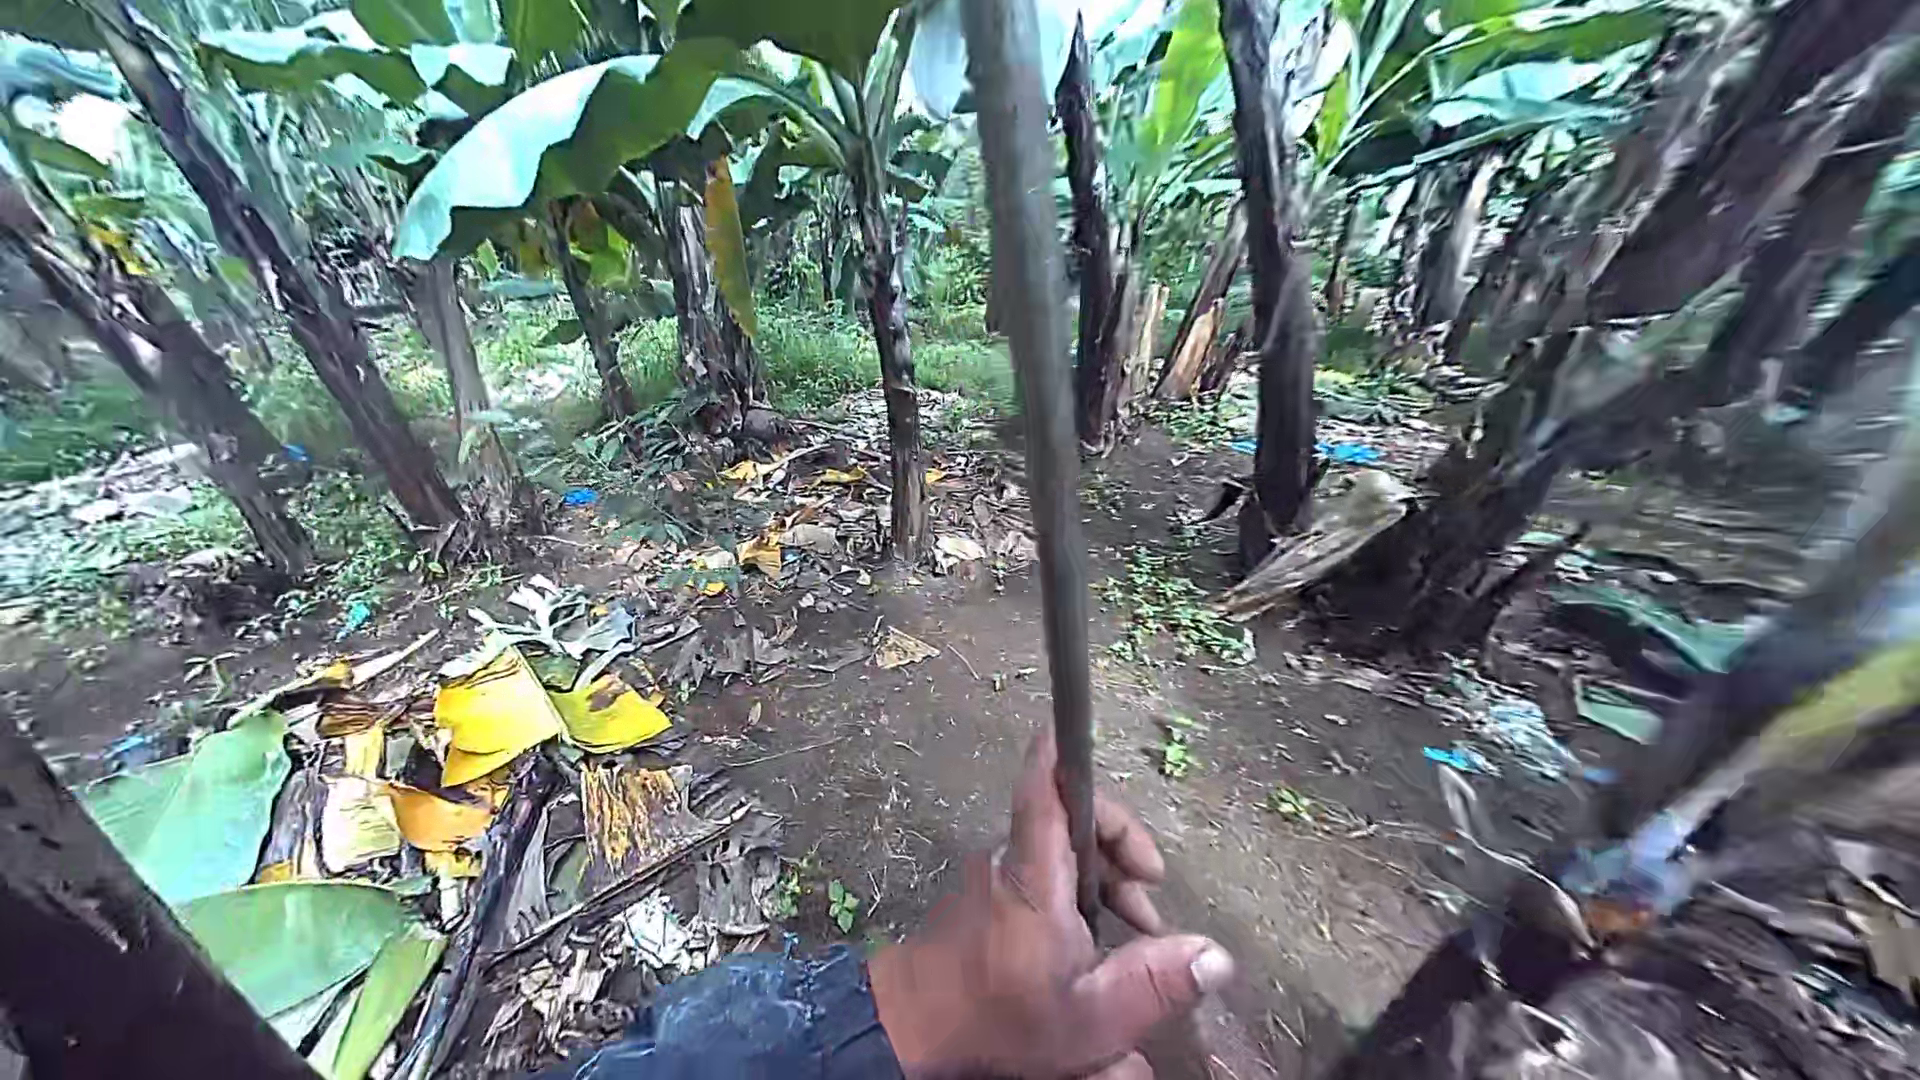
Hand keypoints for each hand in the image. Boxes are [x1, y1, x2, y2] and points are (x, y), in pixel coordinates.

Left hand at [868, 731, 1233, 1077]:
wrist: (918, 1027)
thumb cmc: (1001, 1018)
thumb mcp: (1091, 1015)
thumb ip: (1154, 983)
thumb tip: (1216, 956)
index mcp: (1034, 872)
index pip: (1043, 789)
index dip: (1060, 752)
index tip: (1078, 727)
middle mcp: (1015, 856)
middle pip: (1072, 814)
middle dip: (1122, 847)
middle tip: (1150, 907)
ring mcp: (1003, 867)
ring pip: (1065, 843)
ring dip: (1107, 873)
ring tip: (1139, 927)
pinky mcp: (998, 885)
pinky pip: (1049, 864)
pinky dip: (1082, 886)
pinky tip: (1100, 932)